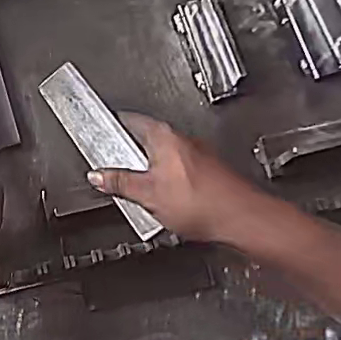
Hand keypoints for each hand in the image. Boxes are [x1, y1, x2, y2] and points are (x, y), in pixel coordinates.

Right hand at [87, 113, 273, 243]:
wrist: (241, 219)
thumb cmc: (203, 202)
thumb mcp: (147, 194)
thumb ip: (119, 182)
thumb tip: (98, 175)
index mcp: (165, 137)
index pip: (132, 120)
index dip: (115, 124)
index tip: (103, 128)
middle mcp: (183, 141)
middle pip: (147, 141)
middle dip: (130, 155)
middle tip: (116, 171)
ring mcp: (198, 156)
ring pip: (163, 158)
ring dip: (150, 172)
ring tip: (143, 194)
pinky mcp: (208, 173)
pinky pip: (178, 172)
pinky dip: (168, 183)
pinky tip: (168, 202)